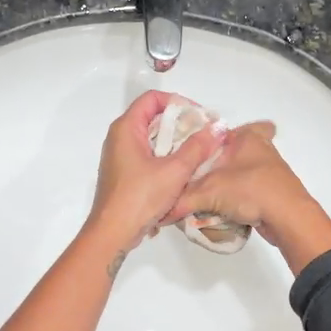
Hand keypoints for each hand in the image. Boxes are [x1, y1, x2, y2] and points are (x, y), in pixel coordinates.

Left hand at [85, 91, 226, 262]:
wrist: (112, 232)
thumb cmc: (140, 197)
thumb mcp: (175, 171)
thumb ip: (197, 147)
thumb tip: (217, 128)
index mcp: (126, 128)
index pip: (152, 98)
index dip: (178, 102)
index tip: (199, 117)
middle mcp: (119, 137)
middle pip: (152, 117)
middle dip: (180, 124)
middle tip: (204, 135)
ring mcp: (119, 156)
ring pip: (151, 138)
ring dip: (175, 142)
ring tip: (199, 153)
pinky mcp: (123, 173)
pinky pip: (147, 156)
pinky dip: (165, 157)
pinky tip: (183, 171)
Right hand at [161, 122, 330, 274]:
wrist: (288, 218)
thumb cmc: (250, 190)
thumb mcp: (208, 192)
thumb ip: (182, 200)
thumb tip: (161, 212)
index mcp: (246, 137)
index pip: (224, 127)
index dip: (207, 135)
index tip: (192, 147)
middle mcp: (260, 148)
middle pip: (233, 150)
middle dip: (217, 162)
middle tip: (195, 173)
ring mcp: (269, 171)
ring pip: (241, 171)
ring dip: (227, 181)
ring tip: (204, 194)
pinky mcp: (272, 191)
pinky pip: (247, 190)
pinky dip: (236, 197)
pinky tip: (221, 208)